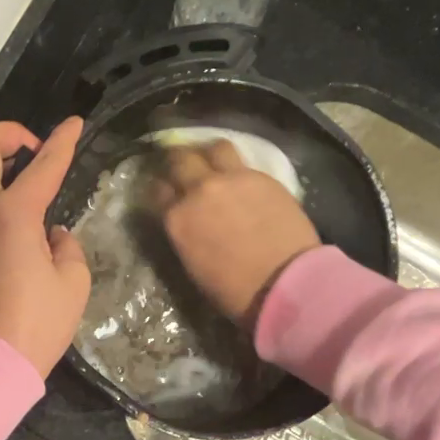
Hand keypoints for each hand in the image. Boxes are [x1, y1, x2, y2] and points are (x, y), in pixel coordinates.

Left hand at [0, 118, 90, 377]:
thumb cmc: (37, 325)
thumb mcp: (73, 284)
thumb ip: (67, 247)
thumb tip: (52, 235)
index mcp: (14, 214)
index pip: (43, 166)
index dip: (62, 141)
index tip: (74, 124)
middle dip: (7, 135)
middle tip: (31, 148)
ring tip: (15, 181)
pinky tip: (4, 216)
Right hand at [159, 140, 321, 326]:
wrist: (283, 283)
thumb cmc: (234, 291)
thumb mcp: (193, 266)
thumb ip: (185, 235)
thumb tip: (187, 223)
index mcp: (177, 219)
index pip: (156, 191)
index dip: (157, 189)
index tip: (162, 191)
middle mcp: (199, 190)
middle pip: (180, 159)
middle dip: (176, 161)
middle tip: (181, 167)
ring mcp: (233, 178)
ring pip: (215, 147)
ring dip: (210, 154)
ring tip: (213, 163)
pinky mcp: (263, 176)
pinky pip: (243, 161)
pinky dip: (237, 167)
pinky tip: (241, 179)